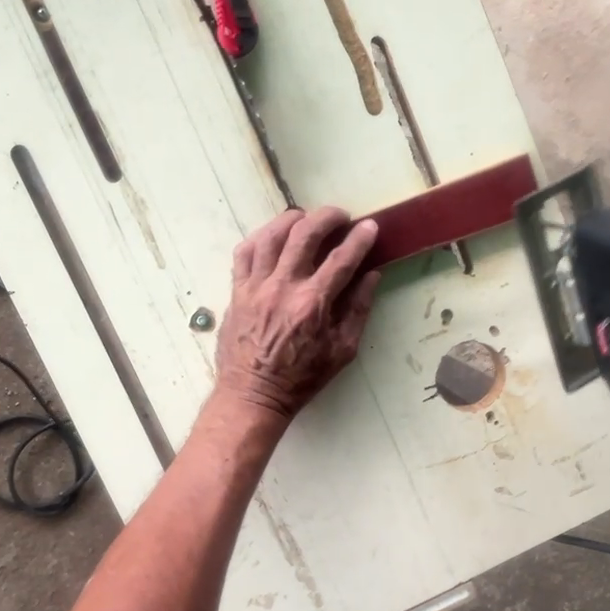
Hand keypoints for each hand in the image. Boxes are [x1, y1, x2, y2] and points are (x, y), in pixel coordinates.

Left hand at [215, 208, 380, 420]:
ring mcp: (255, 287)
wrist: (252, 394)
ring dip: (293, 220)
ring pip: (271, 235)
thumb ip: (359, 310)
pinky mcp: (237, 290)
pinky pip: (245, 252)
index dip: (360, 238)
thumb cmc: (301, 378)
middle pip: (305, 234)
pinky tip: (274, 236)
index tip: (370, 226)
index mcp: (312, 304)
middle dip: (327, 217)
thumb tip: (372, 275)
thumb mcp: (342, 351)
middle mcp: (283, 288)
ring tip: (307, 219)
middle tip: (341, 216)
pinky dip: (261, 237)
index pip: (342, 259)